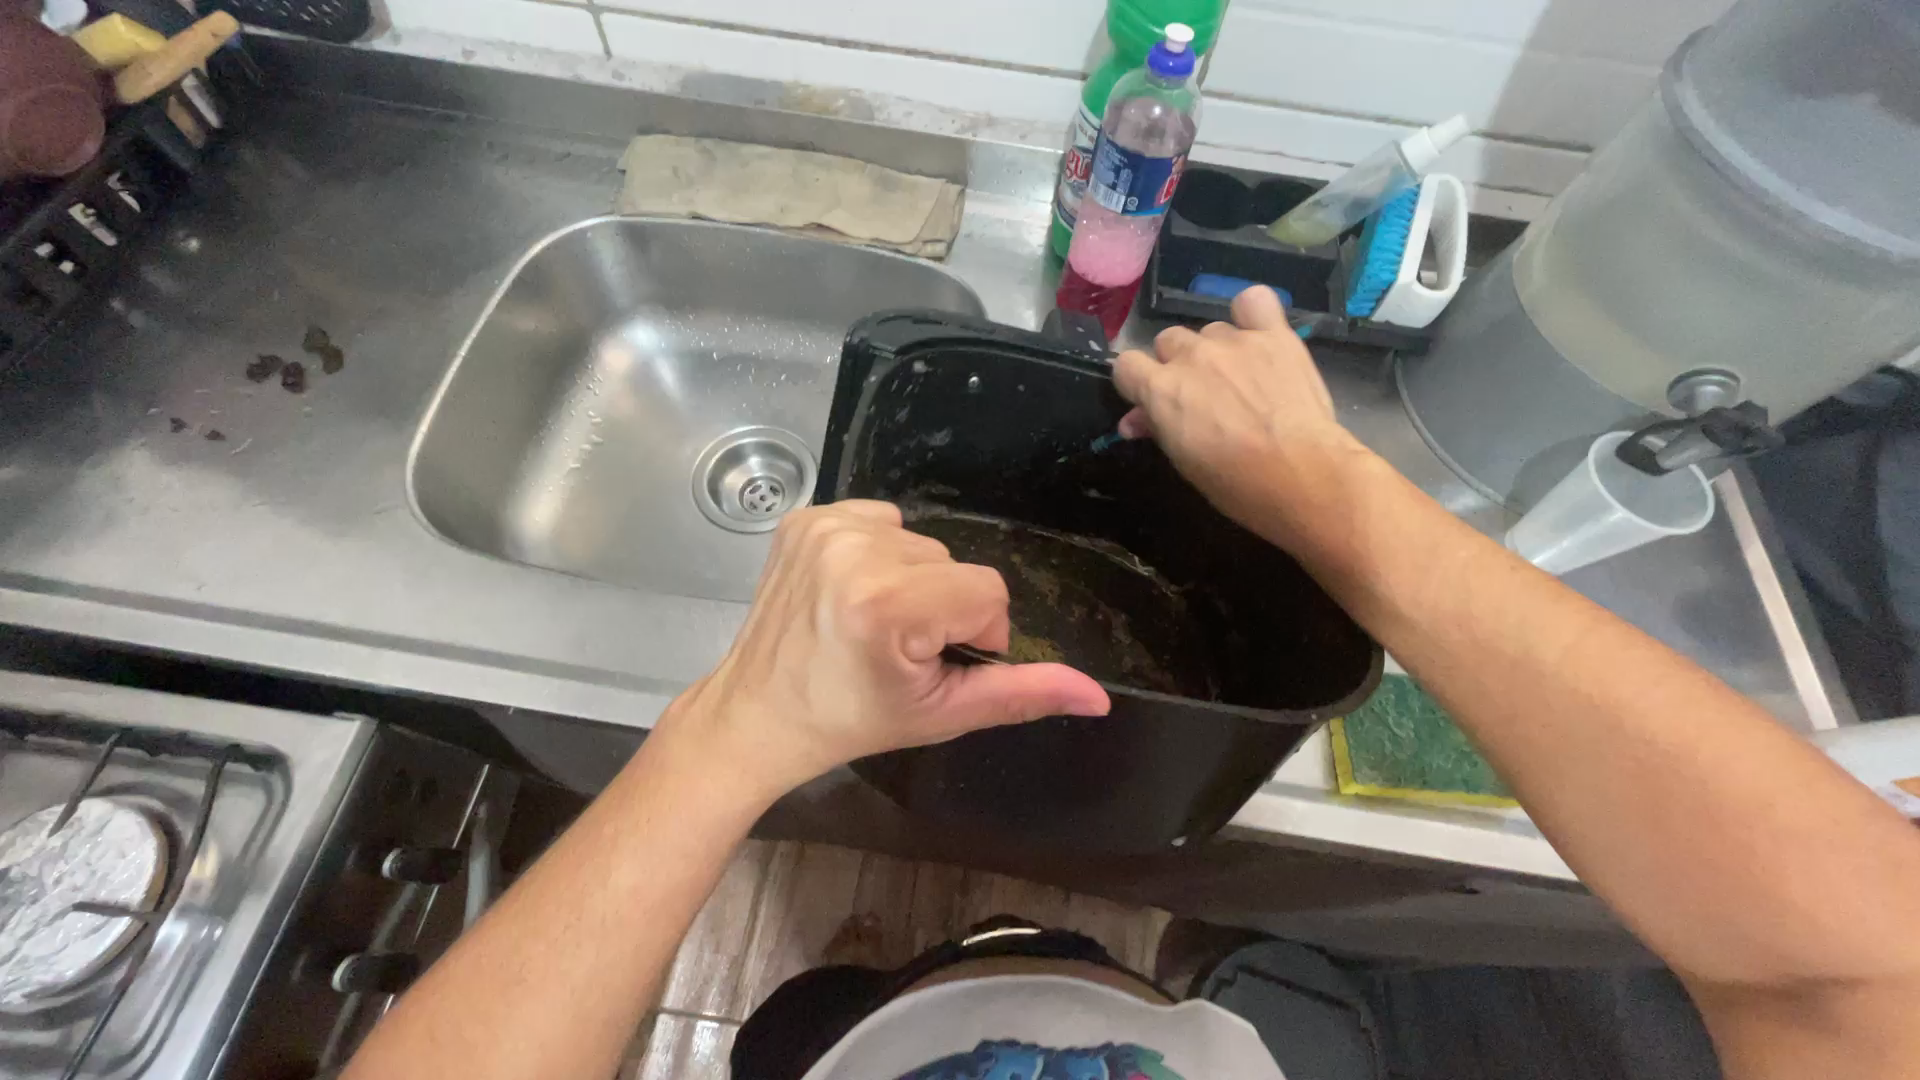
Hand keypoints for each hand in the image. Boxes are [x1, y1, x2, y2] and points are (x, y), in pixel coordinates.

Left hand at [665, 501, 1110, 795]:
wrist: (761, 713)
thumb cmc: (853, 720)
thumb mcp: (942, 714)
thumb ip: (1022, 695)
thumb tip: (1098, 696)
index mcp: (888, 603)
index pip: (986, 593)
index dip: (973, 633)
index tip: (932, 662)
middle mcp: (855, 551)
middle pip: (953, 564)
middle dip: (941, 607)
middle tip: (897, 648)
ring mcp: (824, 528)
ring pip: (920, 543)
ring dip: (911, 580)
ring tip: (871, 621)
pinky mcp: (805, 517)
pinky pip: (880, 521)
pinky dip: (879, 554)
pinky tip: (851, 592)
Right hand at [1112, 285, 1379, 545]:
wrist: (1300, 474)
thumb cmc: (1234, 482)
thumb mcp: (1182, 460)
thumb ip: (1156, 427)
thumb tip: (1134, 420)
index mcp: (1160, 389)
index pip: (1126, 365)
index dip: (1136, 383)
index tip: (1150, 401)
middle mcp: (1191, 355)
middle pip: (1167, 341)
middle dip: (1176, 365)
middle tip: (1199, 395)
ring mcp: (1234, 341)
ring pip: (1209, 330)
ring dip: (1215, 350)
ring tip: (1238, 377)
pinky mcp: (1274, 335)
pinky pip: (1254, 301)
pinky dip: (1250, 314)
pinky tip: (1256, 335)